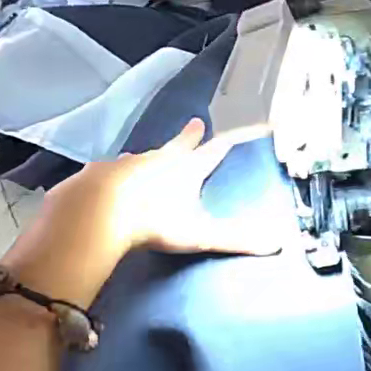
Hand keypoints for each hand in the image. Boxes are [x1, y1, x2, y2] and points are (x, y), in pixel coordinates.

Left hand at [2, 119, 283, 305]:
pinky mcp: (92, 178)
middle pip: (172, 149)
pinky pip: (105, 176)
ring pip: (137, 160)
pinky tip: (105, 185)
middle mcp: (153, 162)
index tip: (224, 129)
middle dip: (184, 141)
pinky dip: (110, 179)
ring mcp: (120, 167)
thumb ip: (236, 240)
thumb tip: (278, 244)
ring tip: (144, 160)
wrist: (97, 213)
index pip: (207, 154)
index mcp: (182, 171)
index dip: (218, 143)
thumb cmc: (154, 221)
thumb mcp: (200, 234)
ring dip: (145, 160)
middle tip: (192, 127)